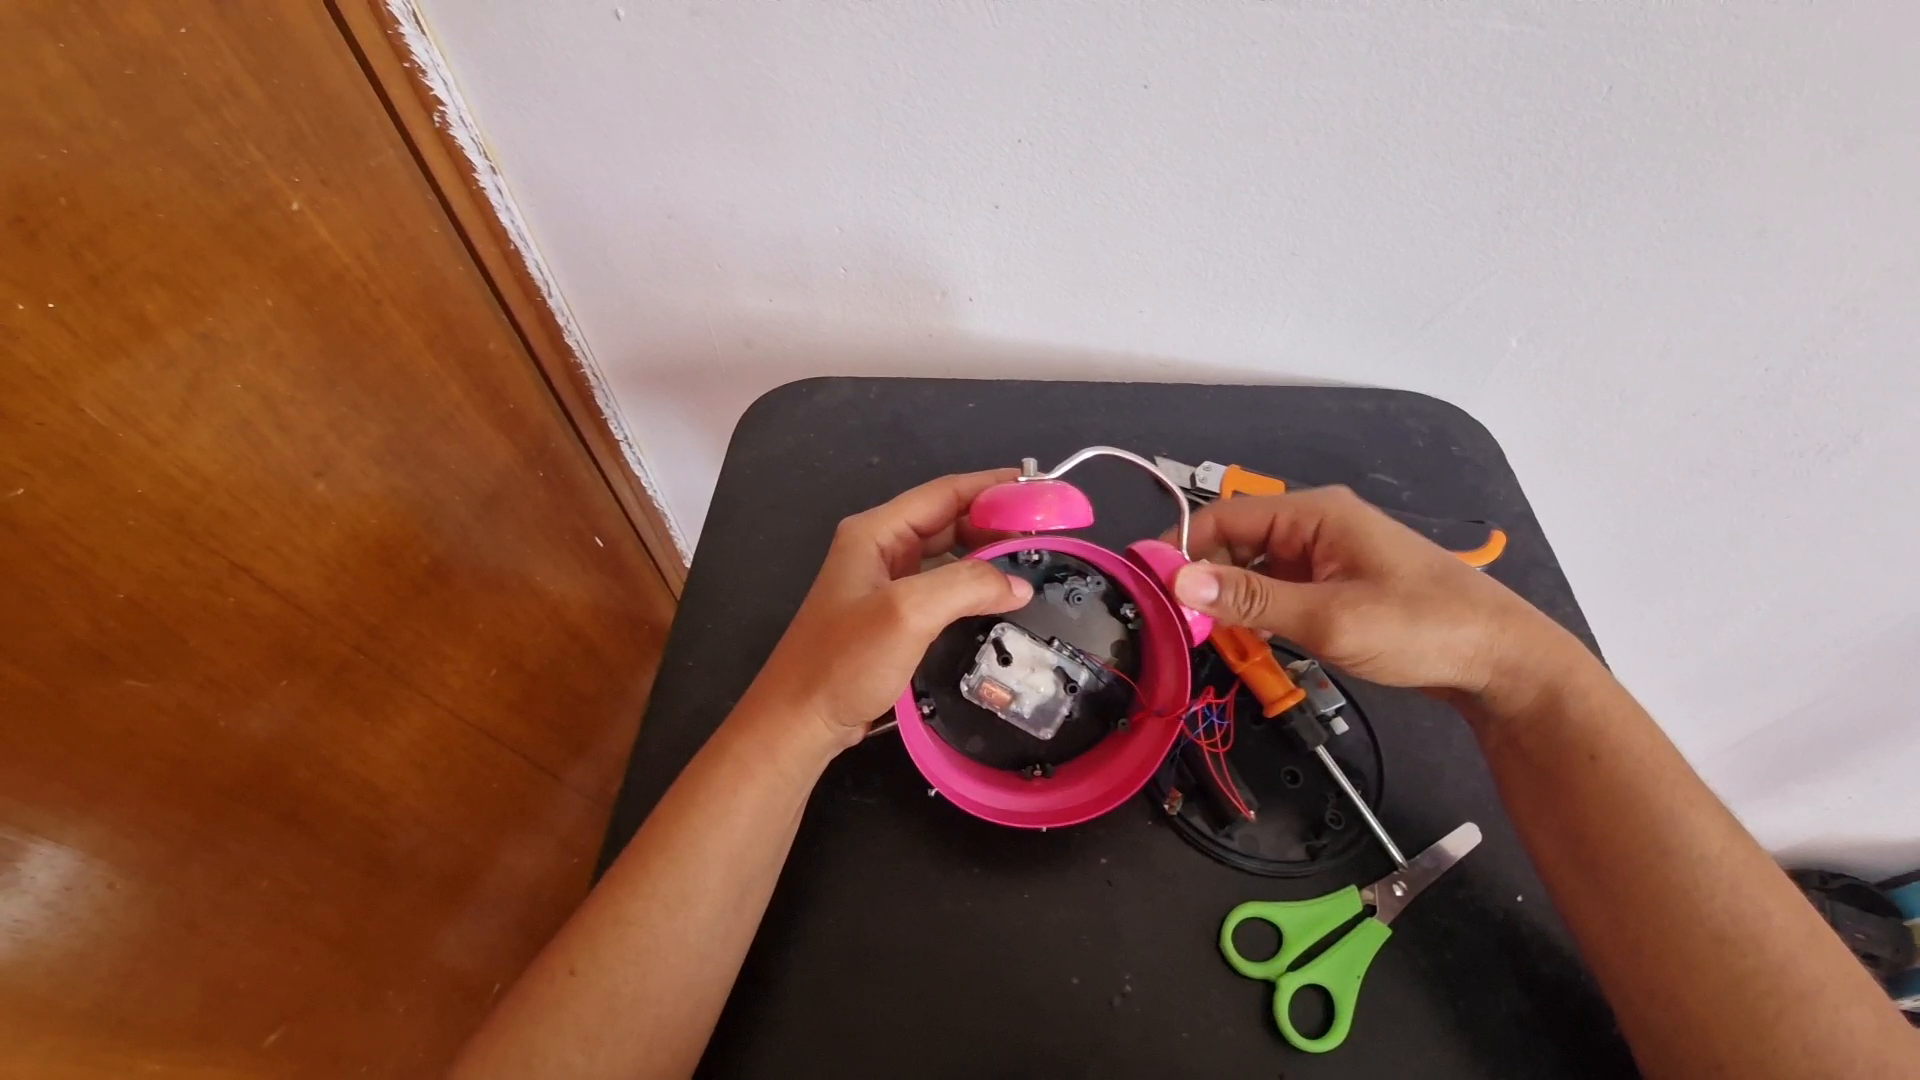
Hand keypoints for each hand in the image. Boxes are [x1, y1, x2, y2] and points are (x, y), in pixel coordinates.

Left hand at [743, 470, 1034, 750]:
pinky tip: (1000, 596)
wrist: (800, 720)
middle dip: (996, 520)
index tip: (1042, 490)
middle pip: (948, 519)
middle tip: (1047, 529)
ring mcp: (885, 582)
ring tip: (1033, 558)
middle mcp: (881, 548)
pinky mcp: (893, 614)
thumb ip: (967, 586)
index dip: (995, 487)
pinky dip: (973, 584)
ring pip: (947, 553)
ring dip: (987, 553)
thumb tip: (1019, 584)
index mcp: (877, 532)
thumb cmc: (845, 661)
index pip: (945, 492)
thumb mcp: (908, 613)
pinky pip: (942, 586)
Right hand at [1170, 487, 1592, 711]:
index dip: (1181, 547)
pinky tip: (1244, 638)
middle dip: (1203, 577)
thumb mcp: (1329, 618)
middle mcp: (1314, 524)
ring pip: (1253, 568)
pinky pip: (1276, 588)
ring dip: (1228, 597)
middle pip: (1235, 541)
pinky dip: (1255, 610)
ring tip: (1205, 634)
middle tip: (1177, 622)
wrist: (1503, 662)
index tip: (1150, 587)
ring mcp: (1325, 554)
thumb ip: (1251, 600)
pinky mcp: (1334, 583)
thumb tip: (1178, 582)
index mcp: (1313, 514)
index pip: (1225, 518)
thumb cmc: (1420, 629)